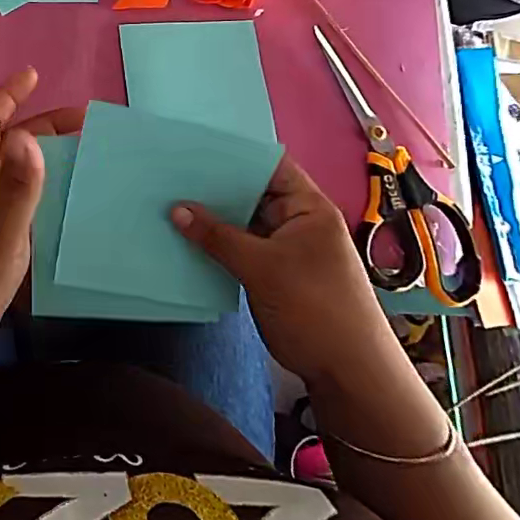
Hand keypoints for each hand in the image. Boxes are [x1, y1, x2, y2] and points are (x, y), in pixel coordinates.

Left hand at [0, 68, 82, 366]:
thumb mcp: (1, 233)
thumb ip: (18, 187)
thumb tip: (28, 136)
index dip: (8, 94)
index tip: (33, 74)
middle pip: (8, 140)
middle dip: (42, 123)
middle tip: (83, 122)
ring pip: (16, 166)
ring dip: (45, 151)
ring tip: (83, 149)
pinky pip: (22, 192)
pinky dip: (45, 180)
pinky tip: (67, 192)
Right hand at [171, 155, 404, 390]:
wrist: (347, 371)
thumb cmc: (314, 307)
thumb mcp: (262, 268)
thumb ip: (218, 237)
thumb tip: (176, 209)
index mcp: (308, 207)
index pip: (272, 166)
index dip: (238, 154)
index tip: (197, 148)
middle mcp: (297, 221)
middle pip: (254, 194)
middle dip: (218, 188)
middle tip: (172, 175)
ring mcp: (285, 248)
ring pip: (245, 223)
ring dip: (215, 218)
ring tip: (171, 200)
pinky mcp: (273, 273)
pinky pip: (242, 248)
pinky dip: (219, 244)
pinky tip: (187, 237)